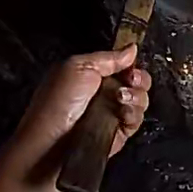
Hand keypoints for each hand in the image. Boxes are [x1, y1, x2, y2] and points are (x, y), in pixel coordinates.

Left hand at [13, 47, 151, 168]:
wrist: (52, 142)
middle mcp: (103, 93)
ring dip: (136, 96)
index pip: (122, 64)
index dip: (131, 64)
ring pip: (141, 99)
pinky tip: (122, 113)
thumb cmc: (57, 104)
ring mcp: (112, 112)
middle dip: (139, 79)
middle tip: (130, 80)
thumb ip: (108, 58)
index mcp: (91, 74)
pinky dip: (134, 113)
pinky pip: (138, 118)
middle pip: (137, 81)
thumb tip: (131, 49)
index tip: (130, 67)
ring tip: (121, 99)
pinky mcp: (119, 131)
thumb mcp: (78, 67)